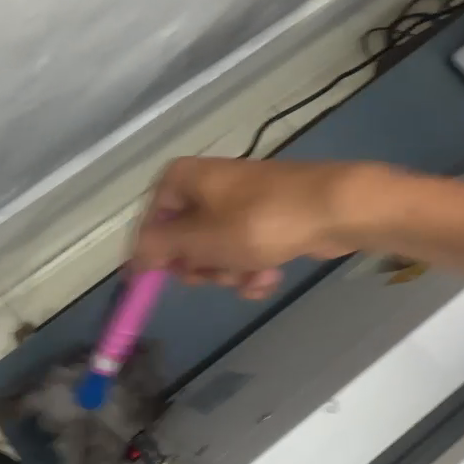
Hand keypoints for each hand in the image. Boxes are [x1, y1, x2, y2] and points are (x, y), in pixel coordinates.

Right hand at [132, 157, 382, 298]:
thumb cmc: (256, 221)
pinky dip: (252, 268)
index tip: (160, 285)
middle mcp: (204, 184)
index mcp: (180, 179)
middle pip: (182, 240)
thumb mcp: (197, 239)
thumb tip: (130, 261)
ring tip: (251, 275)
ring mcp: (237, 201)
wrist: (332, 208)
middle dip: (200, 266)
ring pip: (214, 250)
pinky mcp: (264, 217)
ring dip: (229, 272)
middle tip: (216, 274)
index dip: (153, 257)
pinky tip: (269, 277)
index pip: (149, 224)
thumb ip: (157, 250)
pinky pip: (243, 250)